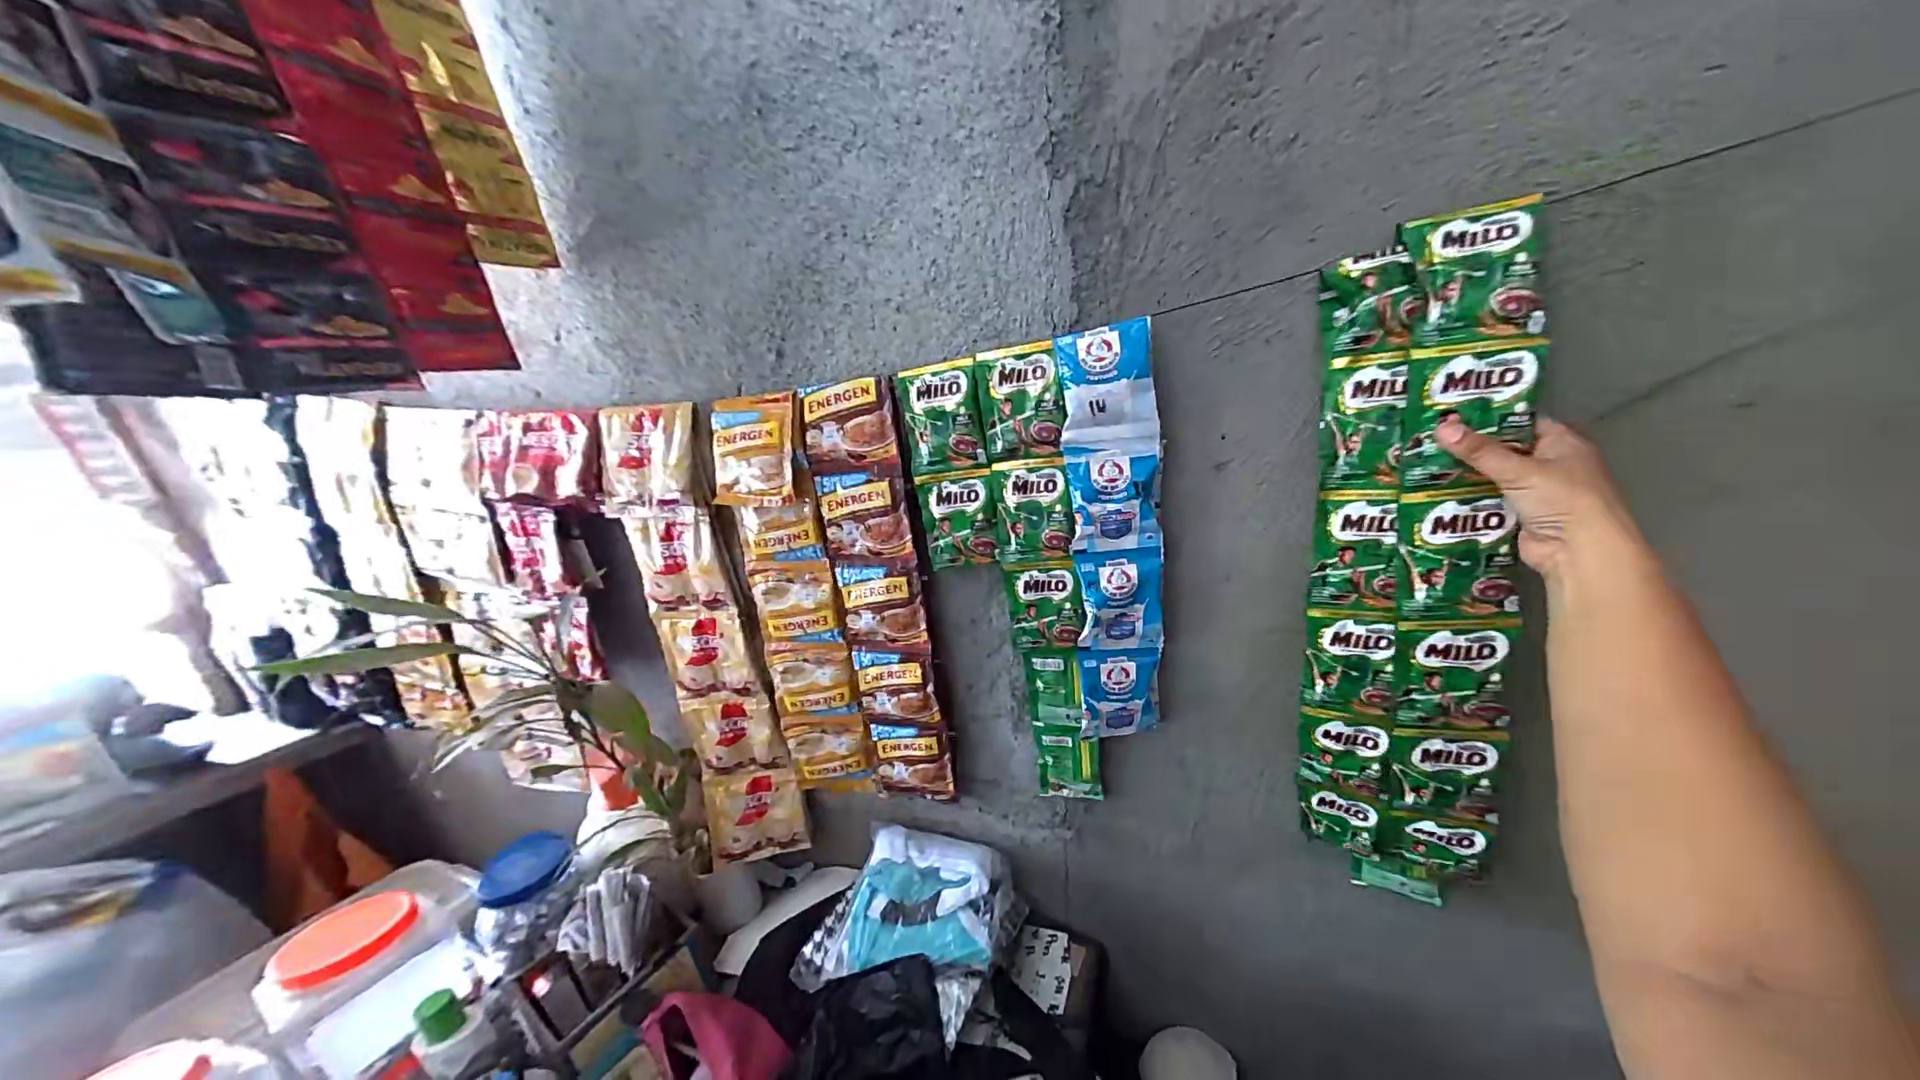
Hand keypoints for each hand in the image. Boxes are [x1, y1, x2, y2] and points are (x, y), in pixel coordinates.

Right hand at [1435, 416, 1648, 582]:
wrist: (1579, 551)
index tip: (1451, 417)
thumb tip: (1441, 427)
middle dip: (1469, 449)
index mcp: (1562, 443)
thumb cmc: (1562, 500)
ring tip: (1424, 466)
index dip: (1488, 419)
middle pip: (1502, 450)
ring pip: (1491, 477)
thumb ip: (1479, 451)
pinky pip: (1487, 500)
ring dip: (1464, 475)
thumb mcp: (1519, 470)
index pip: (1520, 423)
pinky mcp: (1518, 515)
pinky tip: (1436, 492)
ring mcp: (1534, 491)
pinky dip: (1466, 498)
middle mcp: (1550, 464)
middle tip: (1428, 442)